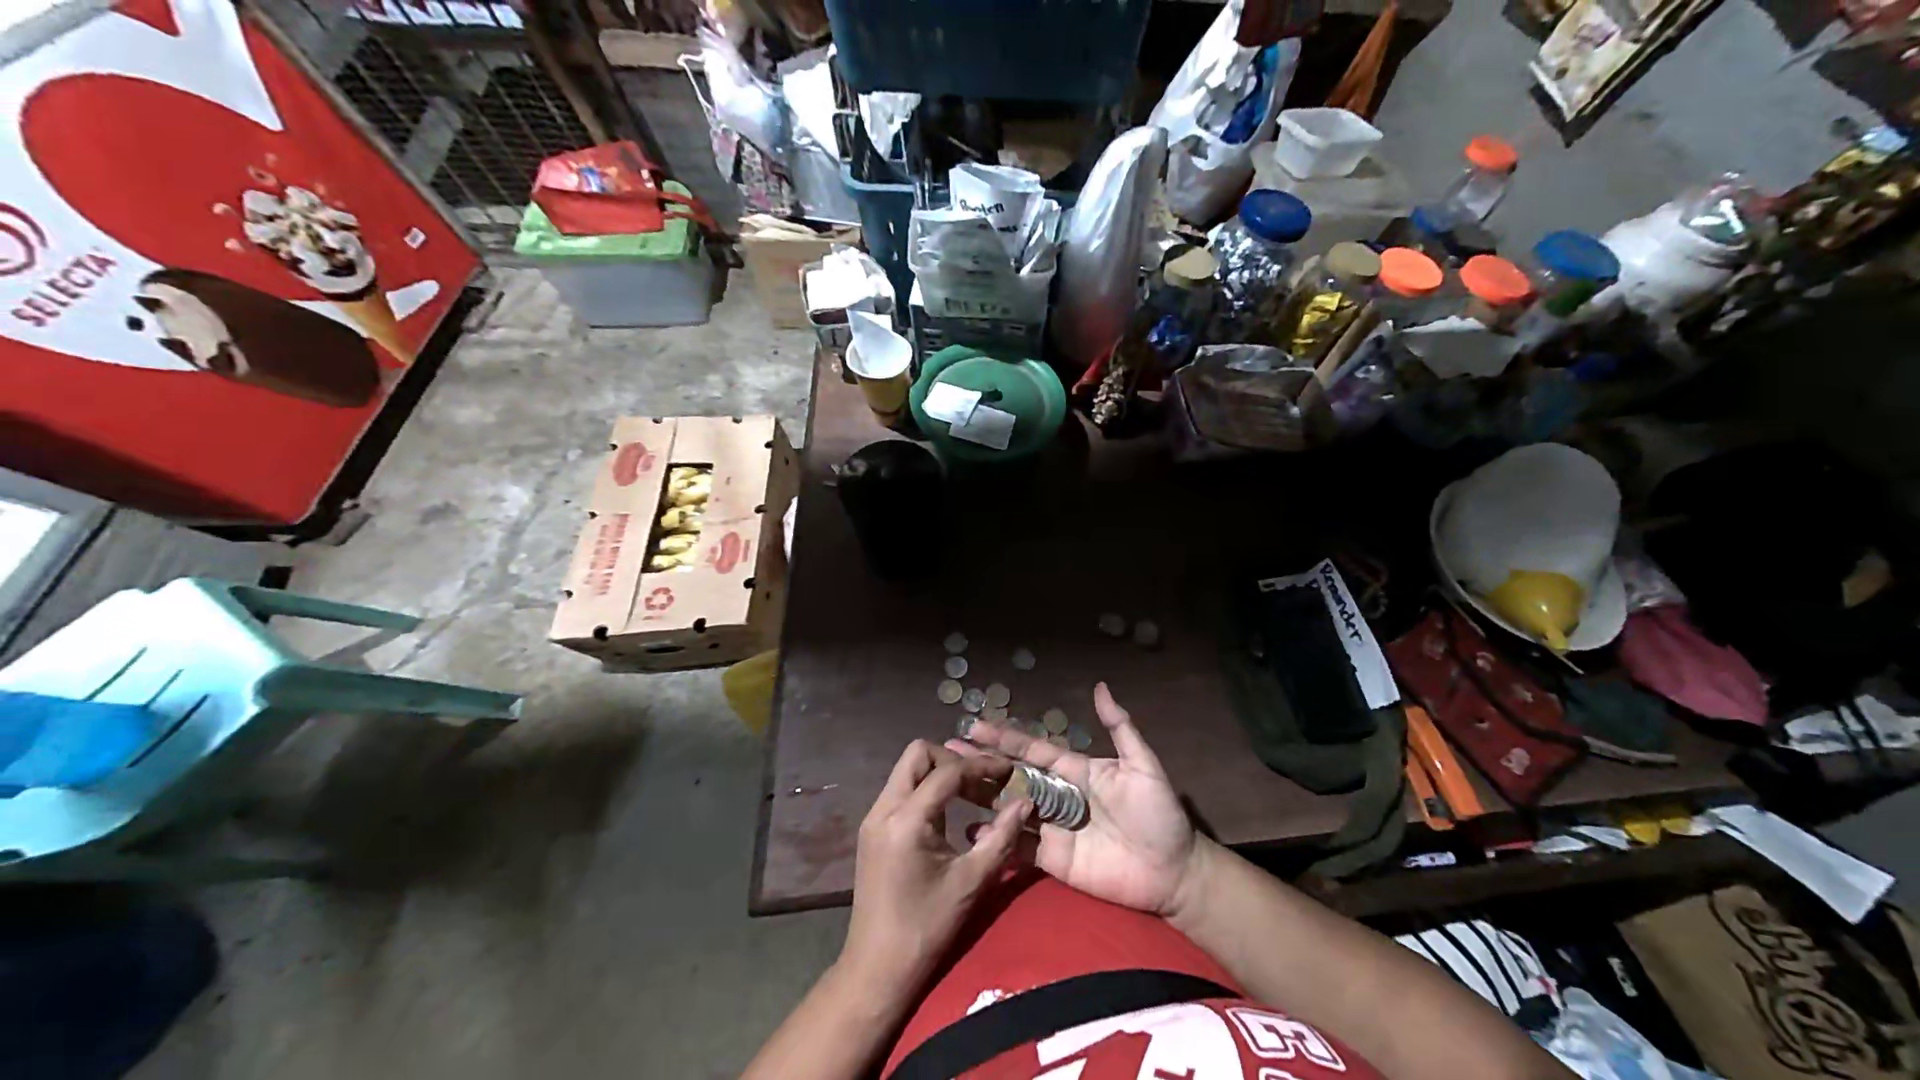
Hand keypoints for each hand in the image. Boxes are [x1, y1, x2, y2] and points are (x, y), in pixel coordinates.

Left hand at [840, 740, 1030, 993]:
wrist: (878, 965)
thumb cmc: (927, 926)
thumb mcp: (971, 881)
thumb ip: (1001, 837)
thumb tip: (1025, 803)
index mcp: (906, 819)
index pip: (947, 771)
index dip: (981, 766)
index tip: (1008, 772)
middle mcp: (883, 808)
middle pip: (918, 755)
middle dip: (954, 760)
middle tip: (984, 781)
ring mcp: (874, 817)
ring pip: (907, 770)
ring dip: (940, 774)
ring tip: (974, 795)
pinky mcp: (872, 829)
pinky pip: (901, 791)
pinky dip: (927, 790)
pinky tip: (951, 813)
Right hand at [950, 683, 1206, 918]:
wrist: (1173, 872)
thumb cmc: (1160, 814)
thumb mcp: (1143, 765)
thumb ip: (1120, 727)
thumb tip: (1101, 687)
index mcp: (1074, 770)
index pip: (1032, 750)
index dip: (1004, 738)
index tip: (975, 726)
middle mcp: (1056, 795)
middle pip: (1011, 776)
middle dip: (980, 764)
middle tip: (946, 752)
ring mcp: (1051, 828)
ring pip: (1008, 808)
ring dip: (979, 796)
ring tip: (948, 788)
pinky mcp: (1051, 859)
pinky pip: (1017, 846)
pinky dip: (994, 838)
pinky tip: (970, 831)